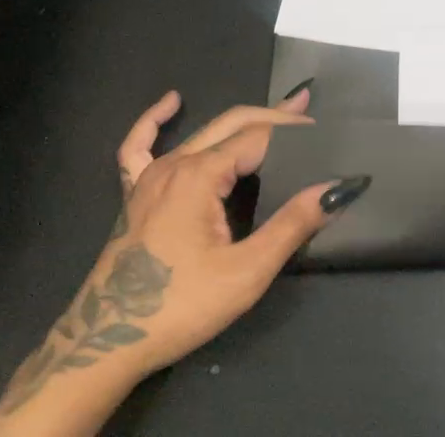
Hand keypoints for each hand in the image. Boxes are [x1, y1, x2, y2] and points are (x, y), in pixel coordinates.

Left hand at [0, 87, 370, 435]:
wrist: (107, 342)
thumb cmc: (180, 306)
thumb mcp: (246, 271)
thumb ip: (292, 224)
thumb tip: (337, 188)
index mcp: (201, 174)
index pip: (259, 138)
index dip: (294, 133)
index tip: (326, 135)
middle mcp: (175, 164)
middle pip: (233, 125)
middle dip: (274, 115)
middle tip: (309, 107)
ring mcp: (149, 177)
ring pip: (201, 133)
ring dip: (240, 120)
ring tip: (276, 110)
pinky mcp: (134, 195)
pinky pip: (140, 146)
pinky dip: (155, 120)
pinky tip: (171, 103)